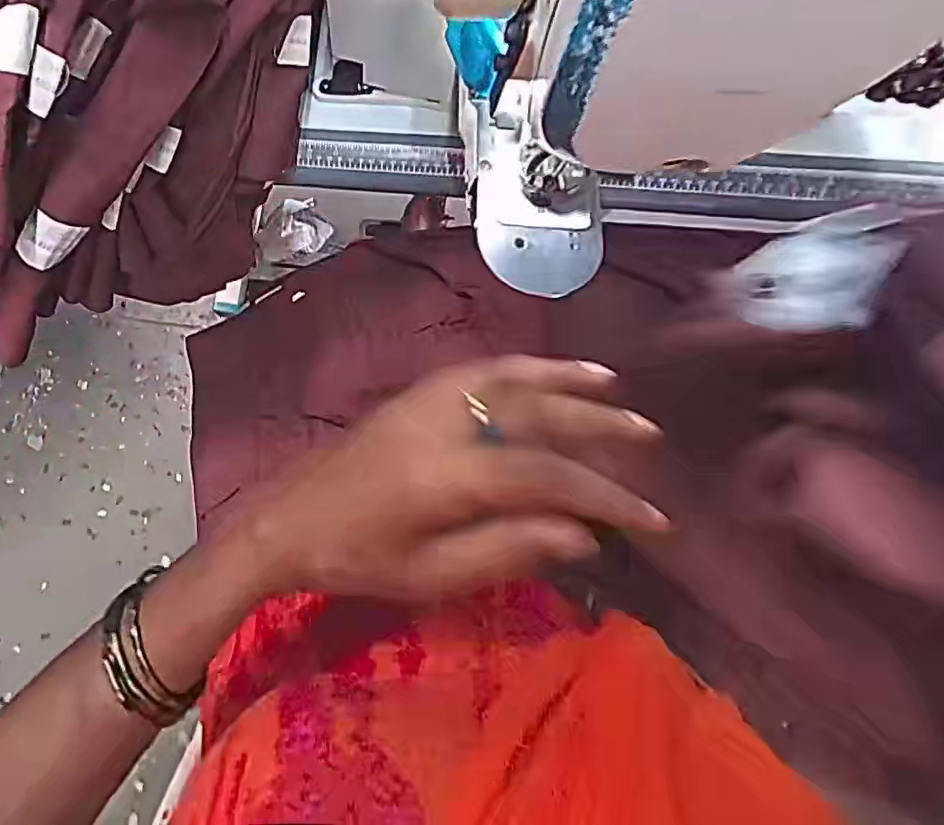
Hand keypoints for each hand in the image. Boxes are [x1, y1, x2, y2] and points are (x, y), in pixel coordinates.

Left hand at [232, 356, 670, 604]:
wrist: (290, 519)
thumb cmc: (357, 558)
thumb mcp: (431, 576)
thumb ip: (507, 550)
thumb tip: (582, 535)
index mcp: (446, 475)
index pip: (544, 476)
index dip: (604, 497)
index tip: (653, 519)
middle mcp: (440, 423)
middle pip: (531, 414)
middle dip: (595, 425)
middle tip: (647, 436)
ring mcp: (423, 401)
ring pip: (505, 378)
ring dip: (560, 379)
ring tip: (609, 383)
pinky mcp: (411, 395)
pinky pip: (474, 370)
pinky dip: (516, 367)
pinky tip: (540, 371)